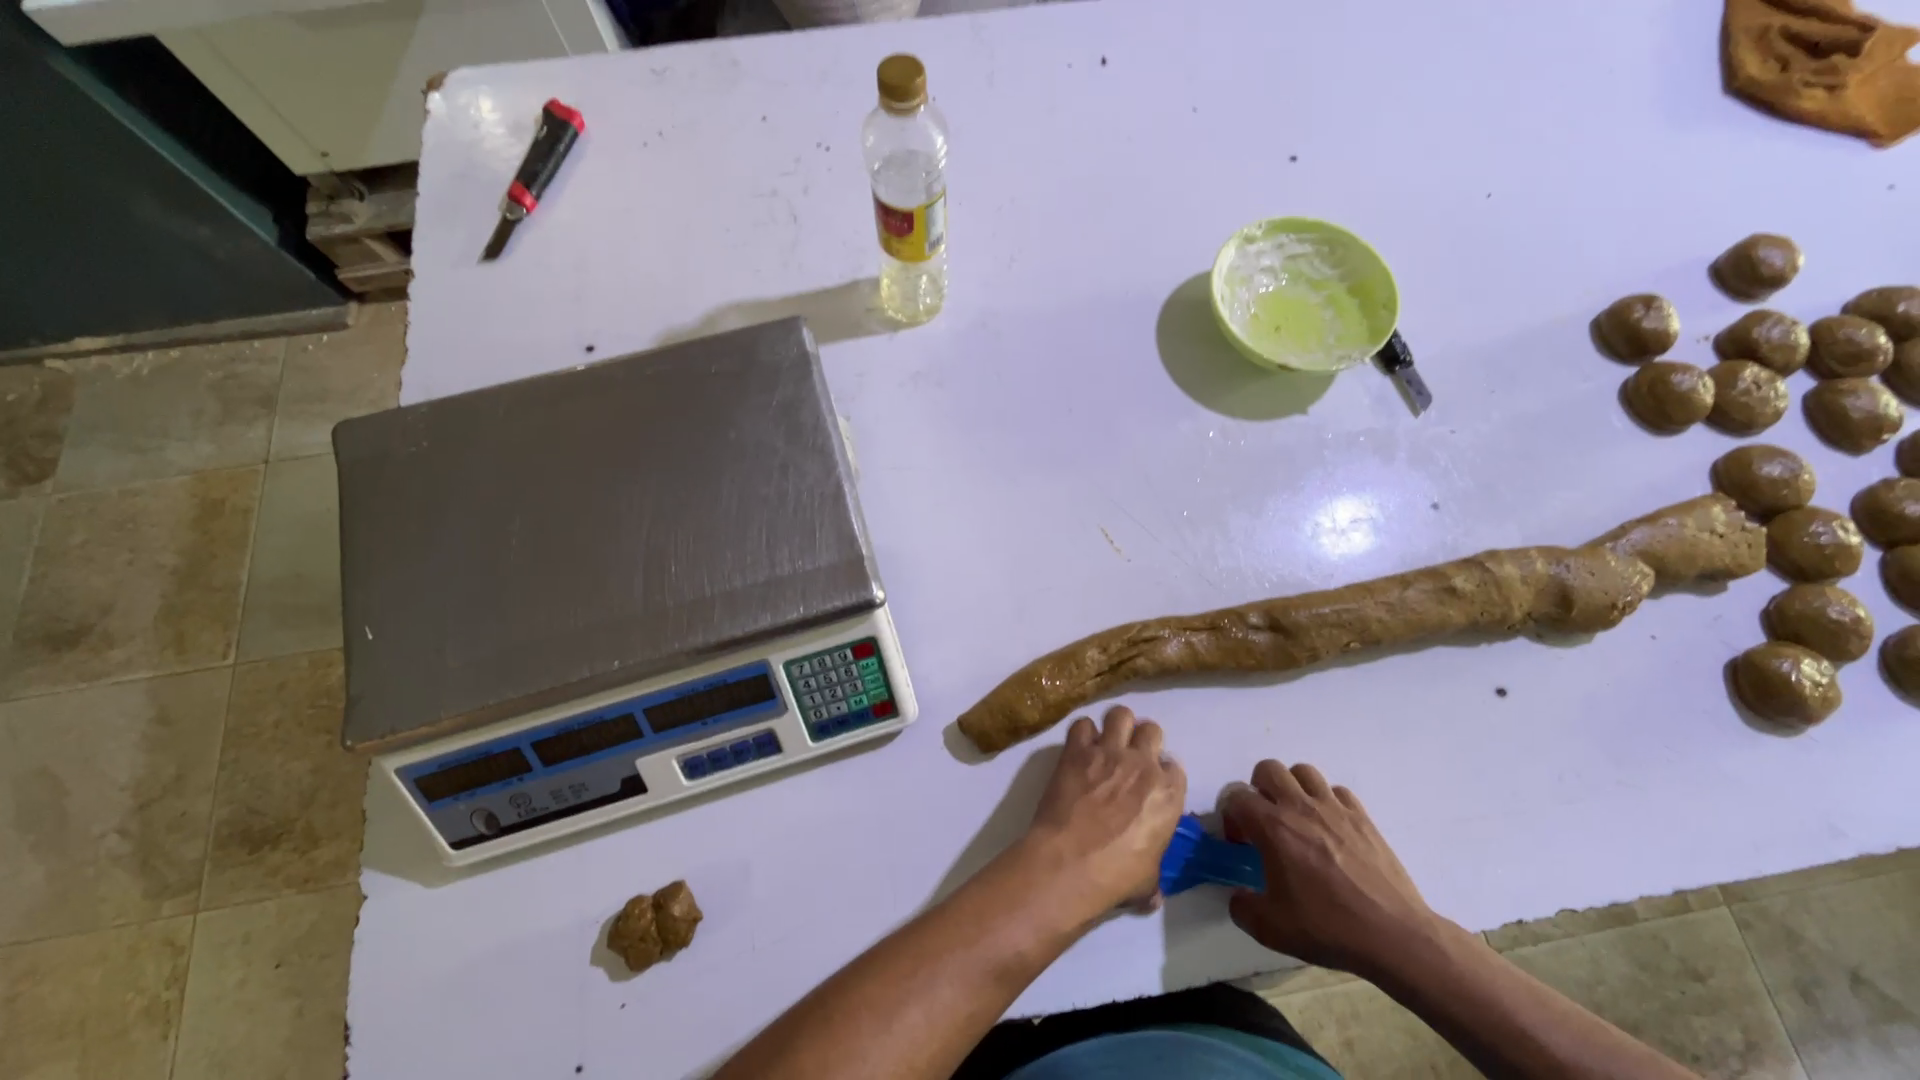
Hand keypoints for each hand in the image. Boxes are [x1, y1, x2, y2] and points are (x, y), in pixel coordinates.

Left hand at [1021, 705, 1186, 922]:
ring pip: (1120, 715)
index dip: (1161, 773)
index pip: (1174, 766)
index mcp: (1169, 793)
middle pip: (1151, 731)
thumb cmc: (1115, 877)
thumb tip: (1153, 895)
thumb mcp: (1148, 881)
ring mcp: (1108, 753)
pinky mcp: (1076, 751)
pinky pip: (1082, 725)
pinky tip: (1077, 748)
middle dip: (1142, 740)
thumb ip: (1154, 879)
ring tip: (1105, 742)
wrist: (1068, 864)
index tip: (1149, 784)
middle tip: (1128, 758)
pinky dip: (1081, 734)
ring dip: (1115, 726)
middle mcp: (1143, 764)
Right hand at [1223, 761, 1440, 978]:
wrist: (1392, 936)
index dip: (1230, 815)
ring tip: (1296, 819)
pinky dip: (1327, 802)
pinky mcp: (1364, 818)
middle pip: (1268, 769)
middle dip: (1257, 789)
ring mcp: (1336, 809)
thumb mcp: (1269, 929)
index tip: (1240, 842)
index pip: (1236, 795)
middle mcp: (1301, 808)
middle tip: (1264, 822)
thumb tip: (1239, 896)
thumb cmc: (1327, 928)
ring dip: (1292, 788)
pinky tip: (1330, 830)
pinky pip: (1337, 791)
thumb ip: (1242, 907)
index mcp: (1273, 828)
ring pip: (1304, 772)